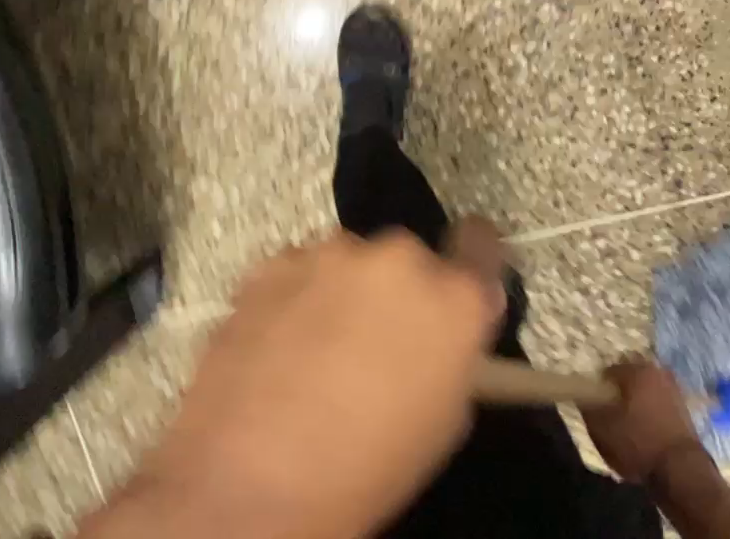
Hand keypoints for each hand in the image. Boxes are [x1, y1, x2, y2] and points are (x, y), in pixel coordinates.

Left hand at [116, 230, 501, 538]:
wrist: (249, 484)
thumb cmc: (366, 469)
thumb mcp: (442, 419)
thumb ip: (450, 354)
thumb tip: (438, 334)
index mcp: (453, 299)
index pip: (480, 244)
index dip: (472, 256)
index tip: (458, 274)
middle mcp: (398, 260)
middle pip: (406, 259)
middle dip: (394, 291)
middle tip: (370, 342)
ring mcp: (331, 255)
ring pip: (348, 262)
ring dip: (341, 291)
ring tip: (313, 349)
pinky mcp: (274, 263)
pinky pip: (298, 271)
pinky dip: (294, 297)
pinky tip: (276, 346)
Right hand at [581, 359, 706, 483]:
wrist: (681, 471)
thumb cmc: (636, 443)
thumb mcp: (600, 427)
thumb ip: (587, 406)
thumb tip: (584, 396)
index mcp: (636, 370)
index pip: (608, 371)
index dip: (598, 388)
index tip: (595, 406)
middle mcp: (658, 372)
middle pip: (630, 378)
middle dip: (620, 392)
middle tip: (611, 415)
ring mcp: (675, 391)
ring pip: (647, 391)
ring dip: (637, 403)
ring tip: (629, 427)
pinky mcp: (686, 410)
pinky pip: (660, 405)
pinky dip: (652, 414)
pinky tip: (646, 433)